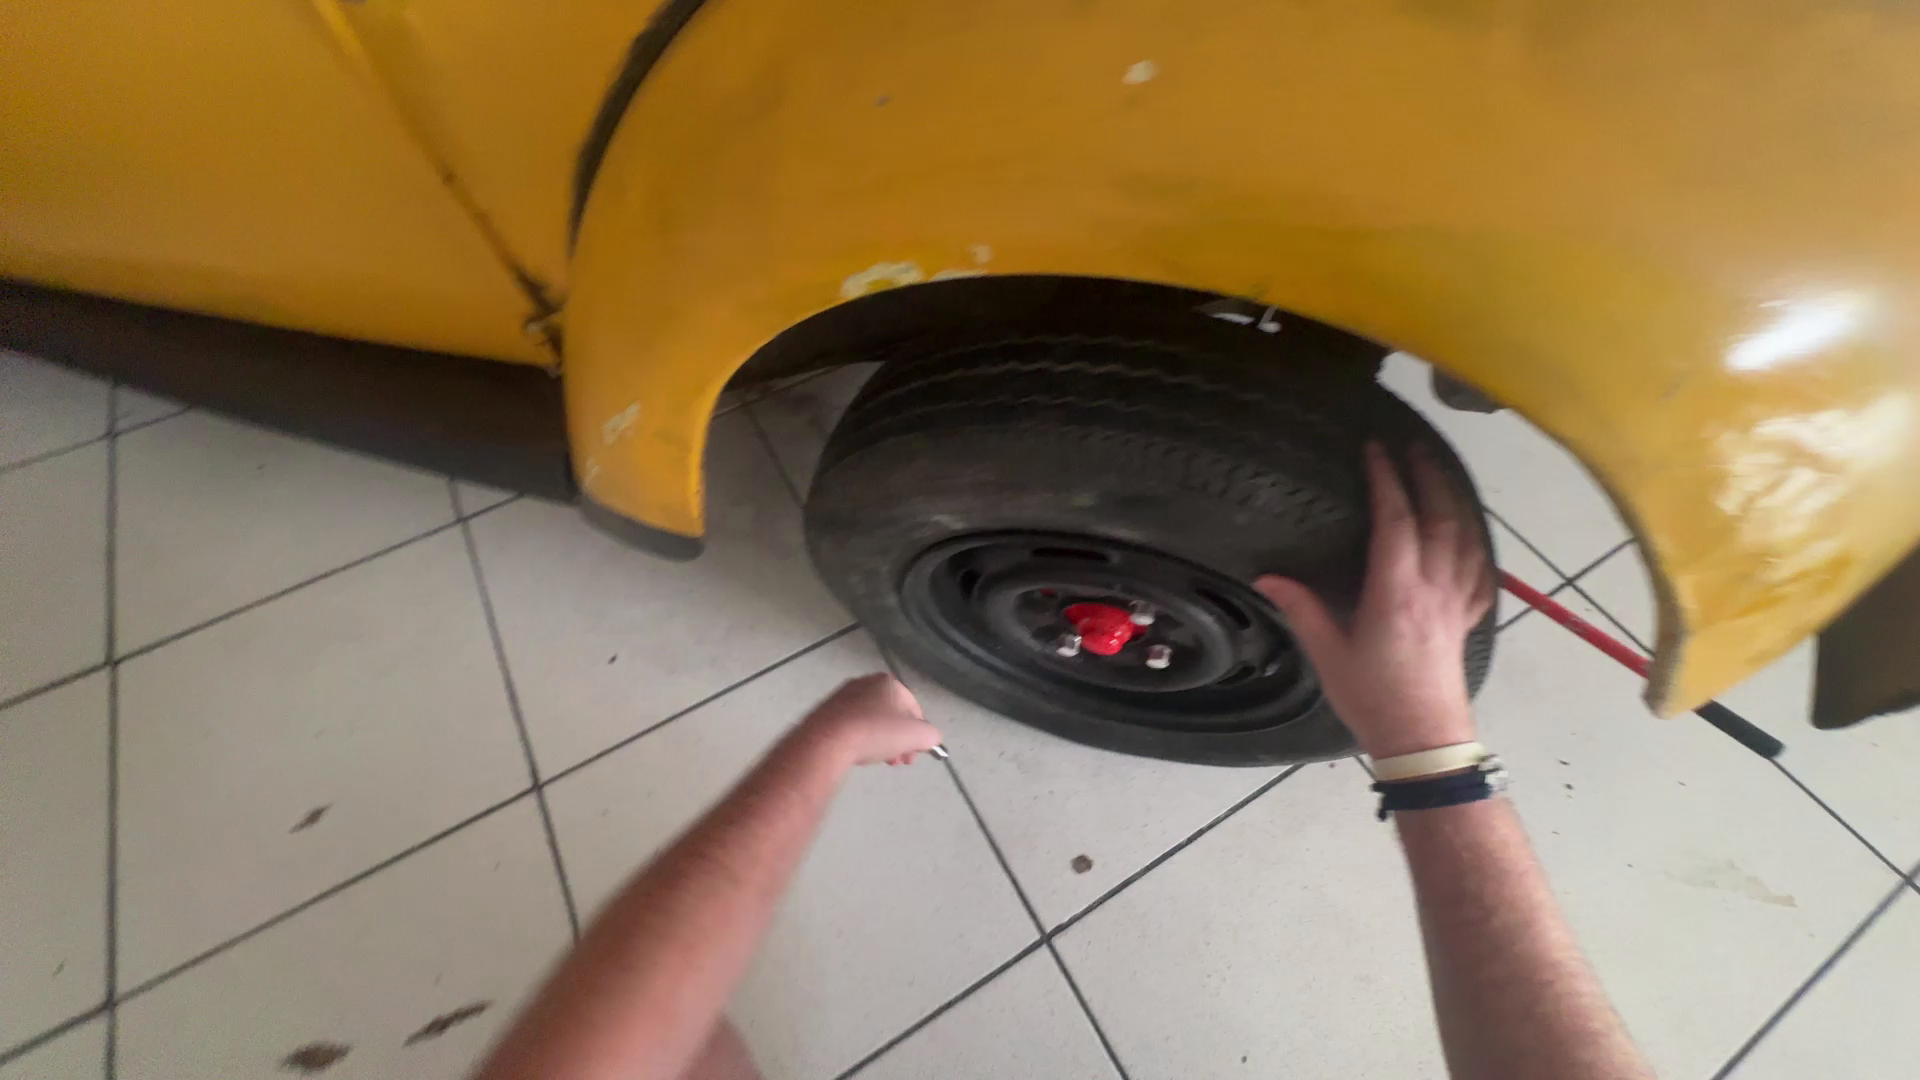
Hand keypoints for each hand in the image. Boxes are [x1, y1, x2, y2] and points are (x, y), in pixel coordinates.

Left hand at [800, 673, 942, 766]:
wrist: (828, 741)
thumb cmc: (875, 732)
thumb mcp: (917, 736)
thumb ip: (931, 735)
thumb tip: (931, 738)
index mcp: (888, 682)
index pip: (913, 707)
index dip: (919, 732)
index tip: (916, 752)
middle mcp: (865, 683)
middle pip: (891, 715)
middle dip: (899, 740)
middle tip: (900, 760)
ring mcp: (843, 697)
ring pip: (871, 721)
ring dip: (881, 742)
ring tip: (879, 760)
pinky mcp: (826, 712)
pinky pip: (852, 726)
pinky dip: (860, 740)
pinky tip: (859, 754)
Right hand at [1254, 442, 1493, 759]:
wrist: (1425, 739)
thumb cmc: (1371, 696)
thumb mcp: (1327, 652)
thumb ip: (1301, 608)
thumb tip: (1266, 575)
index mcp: (1397, 592)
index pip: (1396, 522)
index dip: (1387, 481)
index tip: (1375, 450)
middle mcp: (1434, 588)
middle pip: (1440, 519)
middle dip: (1427, 477)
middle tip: (1413, 447)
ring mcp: (1458, 602)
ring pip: (1466, 537)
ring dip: (1454, 500)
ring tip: (1440, 474)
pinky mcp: (1469, 618)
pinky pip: (1480, 568)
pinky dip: (1475, 540)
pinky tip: (1469, 533)